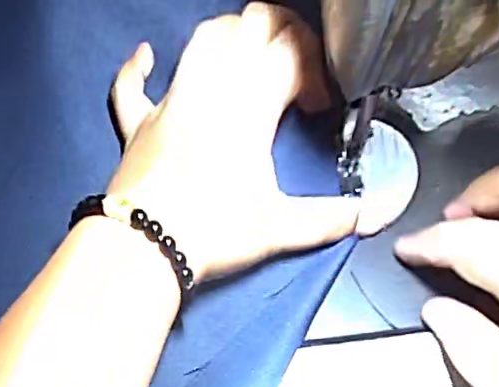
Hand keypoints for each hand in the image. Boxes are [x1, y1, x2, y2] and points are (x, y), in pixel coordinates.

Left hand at [104, 3, 359, 283]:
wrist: (149, 246)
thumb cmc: (214, 231)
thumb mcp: (279, 228)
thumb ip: (326, 219)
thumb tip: (364, 218)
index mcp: (252, 100)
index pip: (294, 53)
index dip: (315, 70)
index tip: (320, 105)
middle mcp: (212, 84)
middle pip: (251, 28)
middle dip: (280, 36)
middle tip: (294, 67)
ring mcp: (172, 100)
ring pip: (203, 40)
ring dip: (229, 37)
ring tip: (247, 57)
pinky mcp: (139, 125)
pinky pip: (133, 85)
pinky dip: (138, 68)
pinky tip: (145, 57)